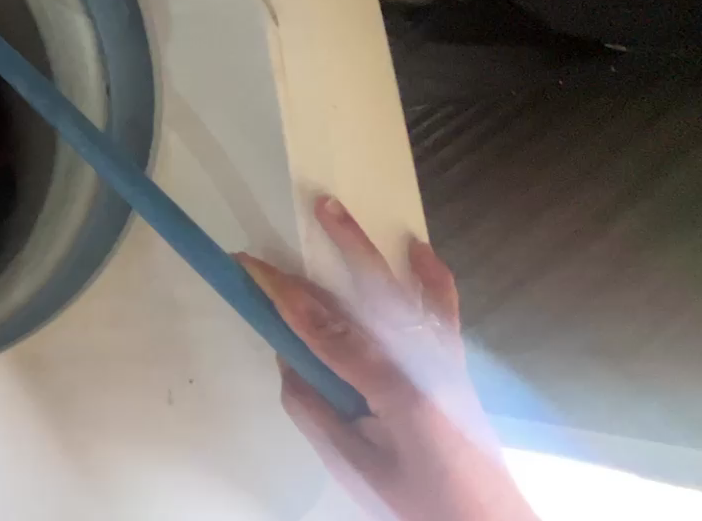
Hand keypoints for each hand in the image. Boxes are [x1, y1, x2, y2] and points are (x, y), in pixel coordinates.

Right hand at [240, 198, 536, 520]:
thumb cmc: (420, 505)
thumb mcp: (354, 467)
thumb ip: (314, 409)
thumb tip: (285, 356)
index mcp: (396, 393)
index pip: (322, 330)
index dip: (280, 293)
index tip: (245, 265)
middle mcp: (425, 366)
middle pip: (358, 299)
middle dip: (303, 267)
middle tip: (269, 242)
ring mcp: (444, 362)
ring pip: (396, 291)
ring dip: (359, 249)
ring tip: (331, 209)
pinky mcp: (455, 366)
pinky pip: (441, 311)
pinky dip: (430, 278)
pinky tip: (418, 249)